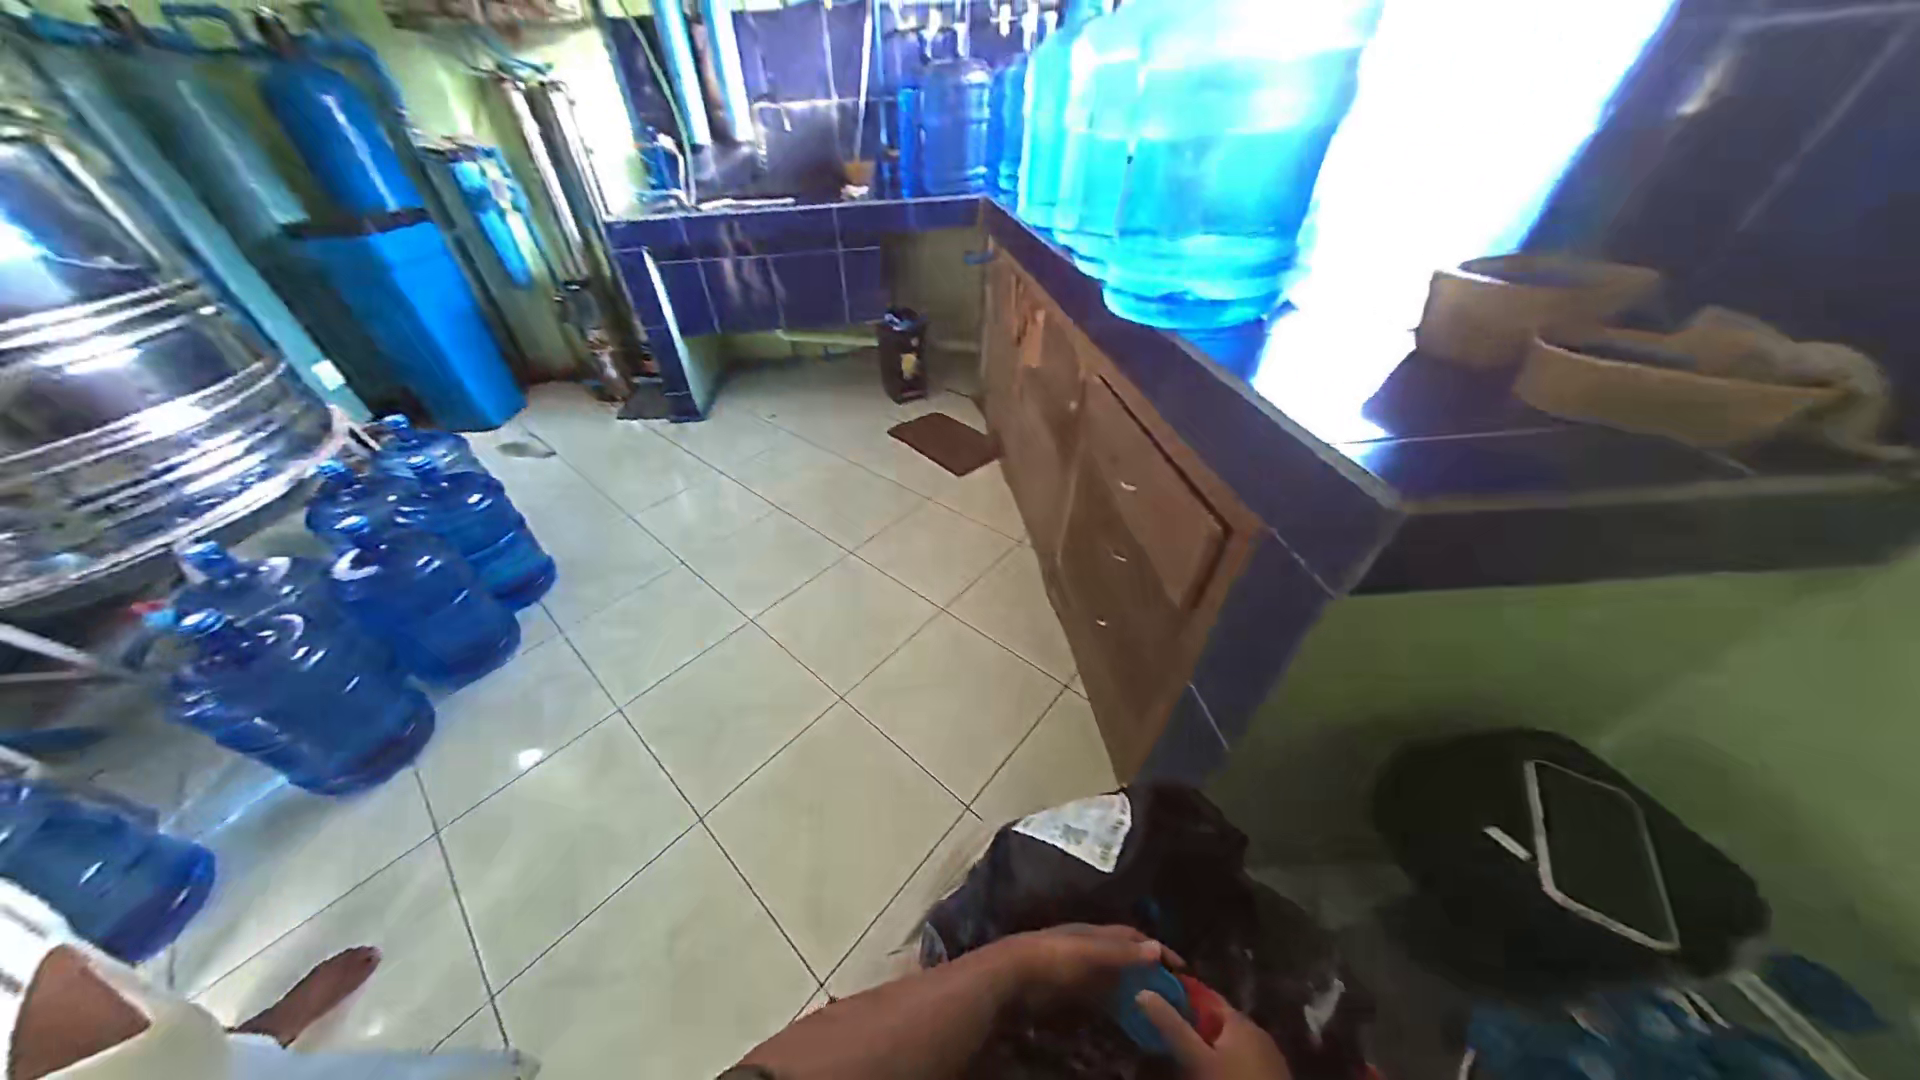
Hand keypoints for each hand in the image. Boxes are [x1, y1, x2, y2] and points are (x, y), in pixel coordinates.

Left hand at [990, 924, 1180, 1008]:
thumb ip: (1121, 952)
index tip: (1183, 968)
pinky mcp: (1068, 986)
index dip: (1158, 948)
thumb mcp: (1090, 952)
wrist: (1016, 972)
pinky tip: (1124, 1015)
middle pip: (1125, 954)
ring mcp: (1078, 965)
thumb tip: (1156, 947)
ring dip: (1133, 987)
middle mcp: (1089, 944)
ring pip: (1114, 974)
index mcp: (1096, 932)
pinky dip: (1116, 1000)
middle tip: (1173, 993)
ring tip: (1154, 1008)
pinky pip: (1100, 992)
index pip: (1133, 936)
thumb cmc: (1056, 957)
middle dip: (1148, 969)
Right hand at [1137, 991, 1292, 1079]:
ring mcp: (1268, 1059)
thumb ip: (1171, 1026)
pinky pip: (1240, 1061)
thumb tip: (1142, 992)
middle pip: (1216, 1018)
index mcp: (1240, 1021)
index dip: (1178, 992)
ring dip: (1205, 1044)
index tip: (1154, 994)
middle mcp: (1257, 1033)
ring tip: (1181, 1053)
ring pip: (1227, 1041)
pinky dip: (1221, 1061)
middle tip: (1163, 1028)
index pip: (1204, 993)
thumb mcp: (1196, 1060)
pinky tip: (1208, 1074)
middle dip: (1190, 1021)